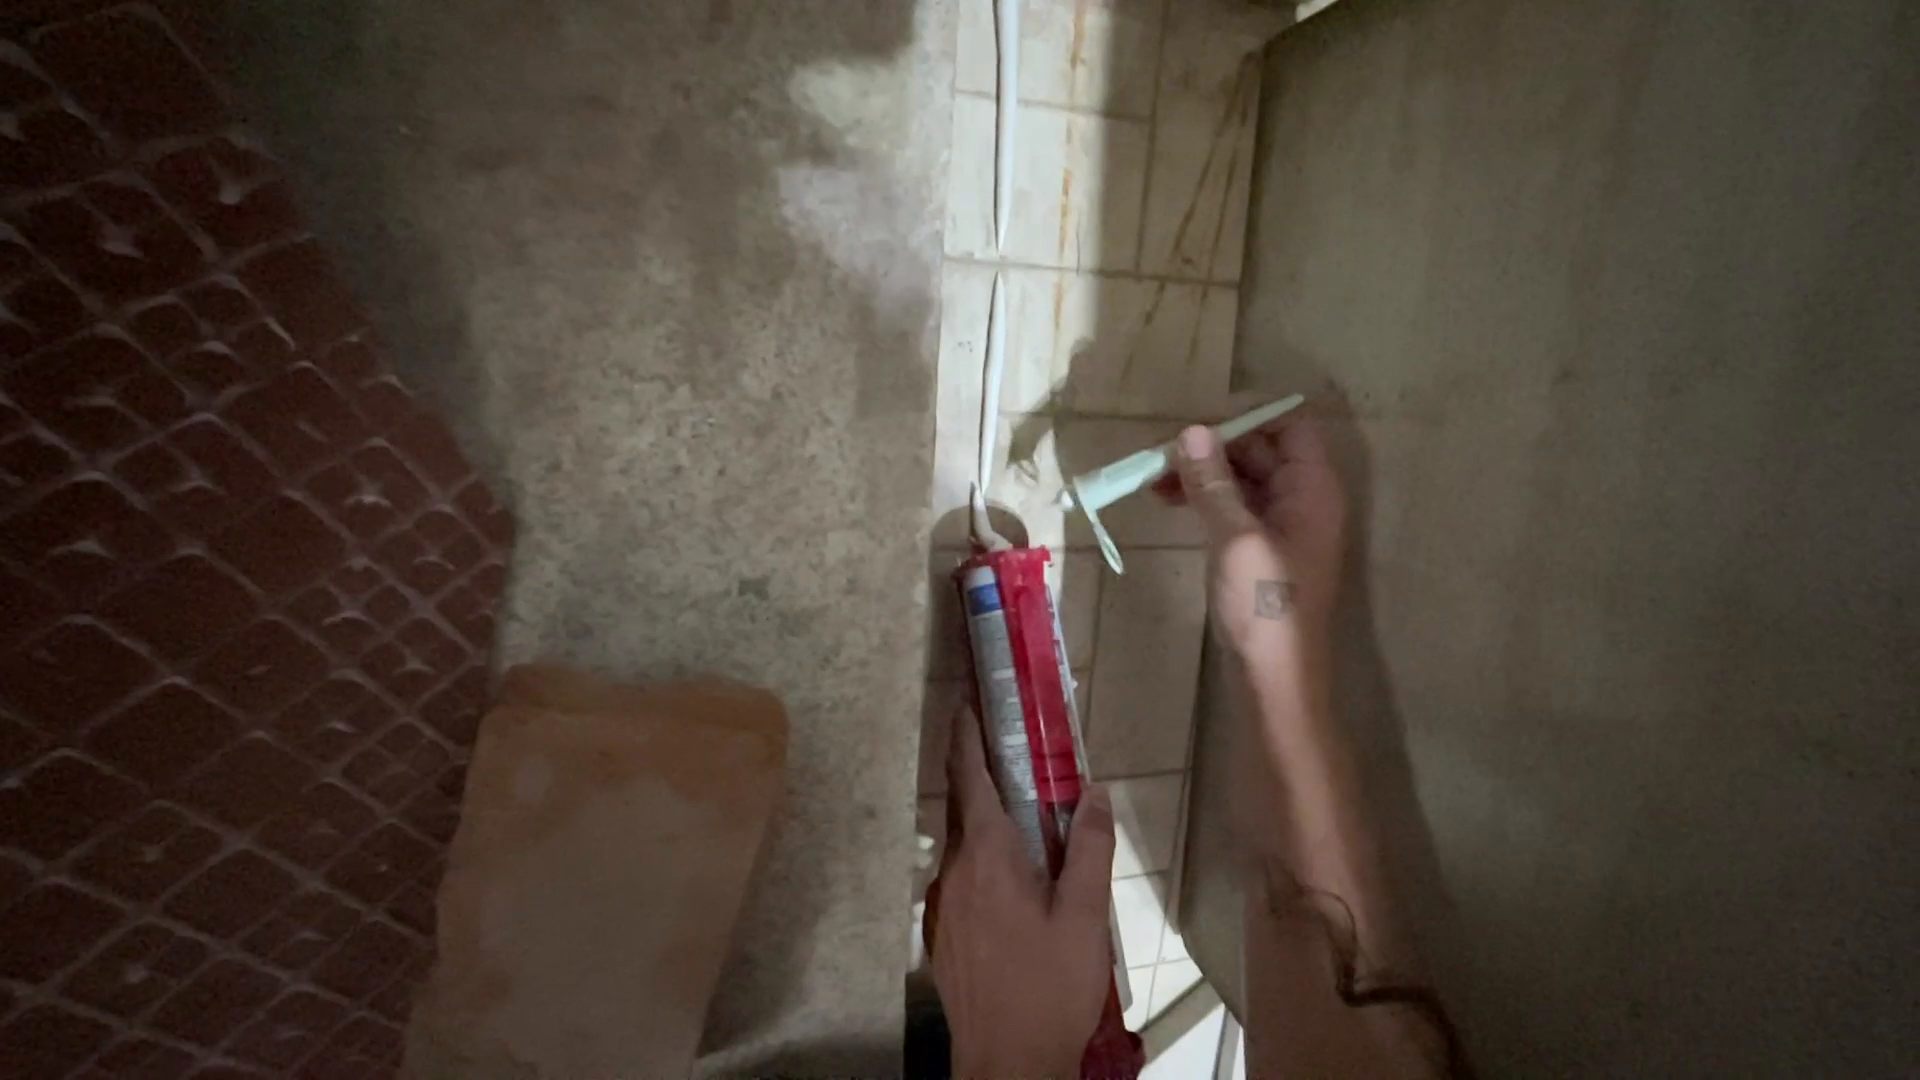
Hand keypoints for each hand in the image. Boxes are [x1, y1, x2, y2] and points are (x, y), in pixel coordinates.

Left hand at [929, 707, 1115, 1077]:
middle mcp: (955, 869)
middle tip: (1002, 746)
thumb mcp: (1085, 918)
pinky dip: (979, 856)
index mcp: (988, 855)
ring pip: (960, 841)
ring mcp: (942, 902)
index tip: (966, 701)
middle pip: (961, 804)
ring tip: (1017, 813)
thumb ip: (1090, 848)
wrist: (1006, 1066)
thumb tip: (1096, 791)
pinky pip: (959, 874)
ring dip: (982, 817)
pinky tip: (1009, 879)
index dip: (966, 734)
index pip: (969, 776)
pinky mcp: (941, 930)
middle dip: (976, 769)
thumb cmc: (1050, 988)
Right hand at [1155, 410, 1346, 656]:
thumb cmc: (1264, 606)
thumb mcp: (1235, 538)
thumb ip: (1214, 483)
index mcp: (1312, 489)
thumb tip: (1192, 432)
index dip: (1247, 414)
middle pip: (1261, 450)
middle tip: (1161, 451)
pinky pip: (1233, 508)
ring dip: (1201, 473)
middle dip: (1212, 445)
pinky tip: (1169, 502)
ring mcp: (1281, 527)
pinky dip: (1203, 499)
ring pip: (1241, 480)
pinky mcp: (1259, 550)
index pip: (1289, 425)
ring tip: (1154, 479)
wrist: (1275, 679)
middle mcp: (1301, 500)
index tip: (1195, 420)